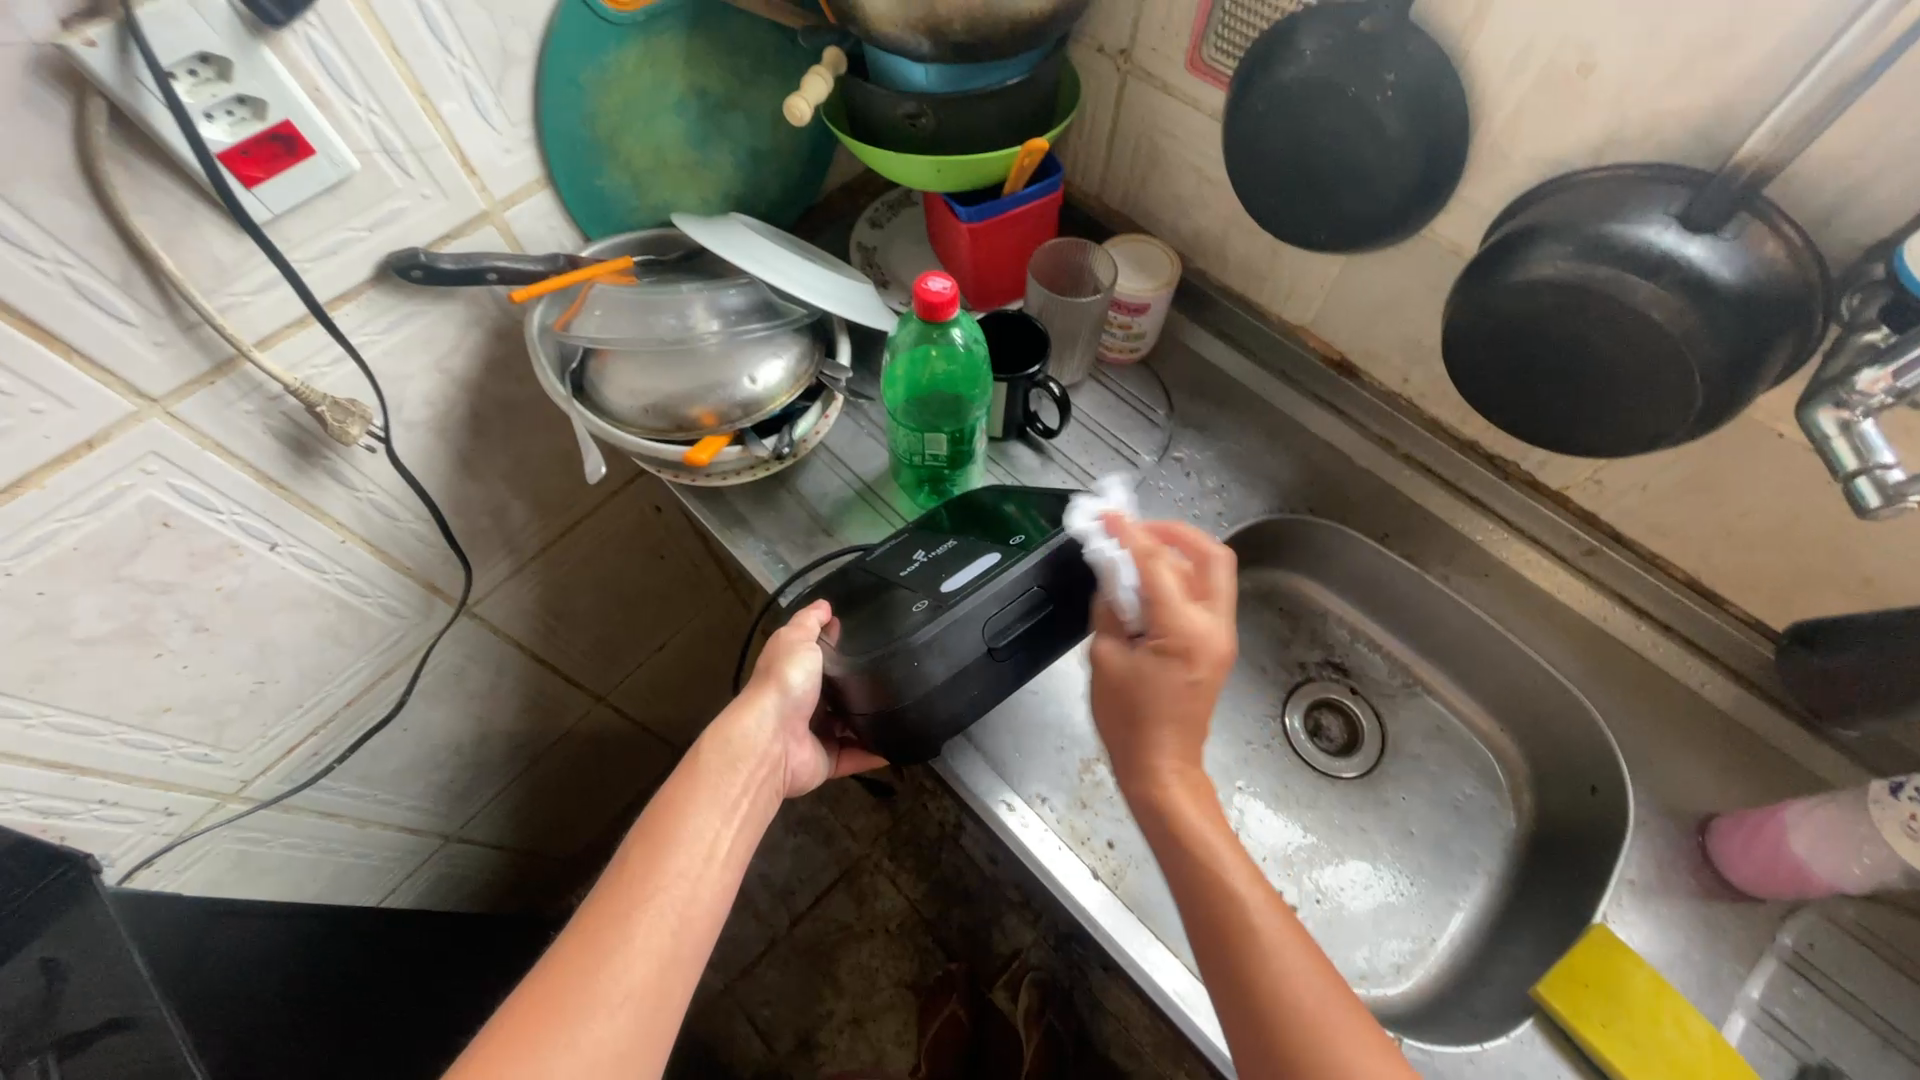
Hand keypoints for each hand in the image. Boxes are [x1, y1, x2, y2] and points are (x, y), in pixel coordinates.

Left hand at [736, 600, 887, 798]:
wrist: (773, 737)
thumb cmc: (785, 681)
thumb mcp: (796, 639)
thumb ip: (810, 622)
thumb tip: (825, 605)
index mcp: (796, 673)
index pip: (820, 659)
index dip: (841, 649)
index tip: (872, 640)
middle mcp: (805, 703)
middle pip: (838, 694)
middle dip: (862, 687)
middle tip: (899, 675)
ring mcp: (816, 734)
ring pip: (850, 726)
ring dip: (873, 721)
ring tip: (906, 707)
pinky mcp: (828, 760)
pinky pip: (857, 756)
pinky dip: (877, 752)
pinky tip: (901, 741)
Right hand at [1088, 516, 1237, 799]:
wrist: (1161, 767)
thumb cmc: (1128, 721)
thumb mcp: (1104, 657)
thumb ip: (1110, 606)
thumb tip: (1110, 571)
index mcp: (1184, 630)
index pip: (1157, 564)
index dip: (1129, 535)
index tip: (1108, 516)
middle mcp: (1214, 627)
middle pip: (1210, 556)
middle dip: (1173, 533)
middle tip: (1135, 530)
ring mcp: (1222, 637)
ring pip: (1212, 573)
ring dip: (1177, 554)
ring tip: (1137, 553)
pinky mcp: (1216, 646)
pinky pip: (1204, 596)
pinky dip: (1180, 578)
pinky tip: (1148, 583)